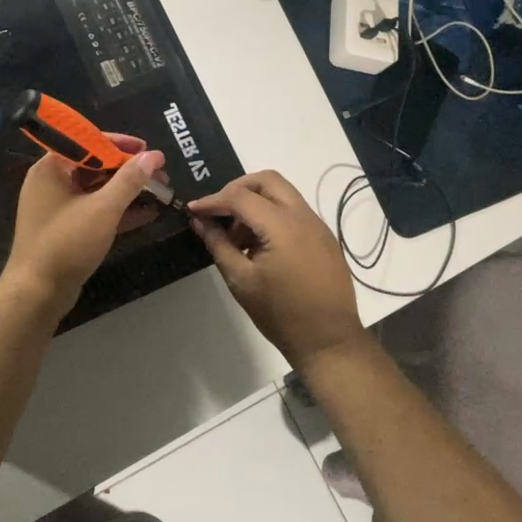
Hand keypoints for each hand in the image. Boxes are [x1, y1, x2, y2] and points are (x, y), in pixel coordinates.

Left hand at [4, 134, 166, 315]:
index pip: (86, 142)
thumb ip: (129, 180)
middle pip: (94, 165)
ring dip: (127, 191)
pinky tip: (148, 213)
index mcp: (51, 168)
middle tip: (159, 173)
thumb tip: (152, 156)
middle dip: (128, 169)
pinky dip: (118, 211)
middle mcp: (51, 182)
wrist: (37, 292)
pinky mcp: (66, 229)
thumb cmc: (66, 242)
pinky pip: (95, 211)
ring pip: (97, 190)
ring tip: (160, 191)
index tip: (146, 149)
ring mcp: (57, 207)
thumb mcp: (103, 208)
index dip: (118, 143)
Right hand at [187, 171, 371, 367]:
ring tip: (237, 236)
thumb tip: (200, 221)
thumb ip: (218, 244)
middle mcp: (304, 216)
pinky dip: (272, 216)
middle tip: (219, 212)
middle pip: (267, 180)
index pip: (240, 197)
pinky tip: (259, 246)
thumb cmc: (280, 313)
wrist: (328, 341)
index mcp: (282, 225)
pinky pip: (294, 212)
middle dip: (237, 189)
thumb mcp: (241, 280)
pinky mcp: (324, 238)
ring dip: (255, 203)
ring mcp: (318, 226)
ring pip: (282, 194)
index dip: (212, 200)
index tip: (193, 210)